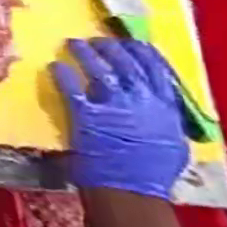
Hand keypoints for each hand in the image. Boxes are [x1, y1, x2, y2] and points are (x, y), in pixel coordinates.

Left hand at [49, 37, 189, 200]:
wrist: (129, 186)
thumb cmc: (150, 169)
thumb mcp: (171, 141)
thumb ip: (164, 119)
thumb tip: (160, 107)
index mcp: (167, 109)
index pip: (158, 72)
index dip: (145, 54)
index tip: (134, 42)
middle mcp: (144, 103)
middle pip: (129, 66)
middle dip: (114, 49)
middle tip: (99, 39)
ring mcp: (115, 107)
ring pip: (103, 72)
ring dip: (88, 55)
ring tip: (75, 44)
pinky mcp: (87, 115)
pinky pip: (73, 89)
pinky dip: (64, 76)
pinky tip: (55, 66)